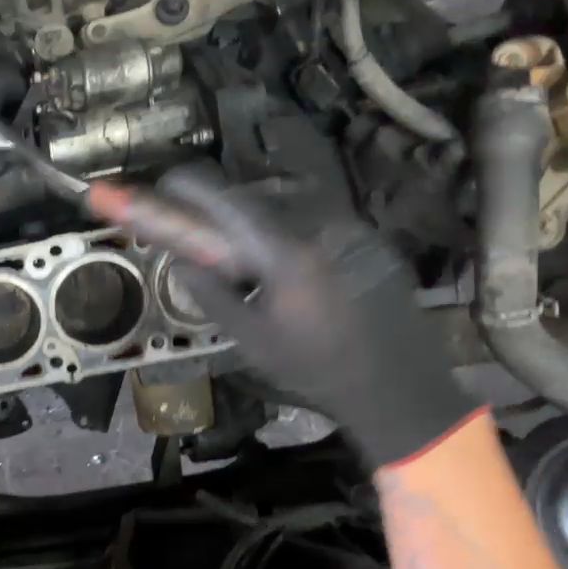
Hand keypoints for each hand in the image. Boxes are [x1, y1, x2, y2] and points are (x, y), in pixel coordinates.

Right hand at [147, 165, 479, 469]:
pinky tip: (293, 273)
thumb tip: (182, 263)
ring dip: (262, 221)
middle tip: (208, 235)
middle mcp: (323, 227)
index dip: (196, 189)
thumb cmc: (315, 367)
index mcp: (288, 252)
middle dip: (228, 209)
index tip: (169, 181)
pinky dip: (294, 233)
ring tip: (253, 260)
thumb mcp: (251, 339)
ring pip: (293, 208)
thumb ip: (212, 295)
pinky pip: (321, 223)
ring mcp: (354, 231)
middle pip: (262, 199)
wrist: (398, 387)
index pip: (231, 203)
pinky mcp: (373, 242)